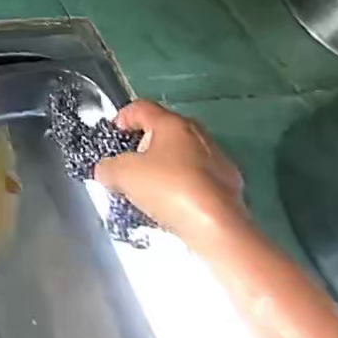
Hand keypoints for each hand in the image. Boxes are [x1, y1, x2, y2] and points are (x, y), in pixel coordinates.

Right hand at [93, 99, 246, 234]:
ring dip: (166, 167)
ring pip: (183, 155)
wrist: (219, 230)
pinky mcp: (232, 186)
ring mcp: (218, 159)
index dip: (122, 117)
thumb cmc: (169, 189)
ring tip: (153, 190)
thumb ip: (107, 168)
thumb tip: (105, 170)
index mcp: (171, 123)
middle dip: (144, 145)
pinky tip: (177, 206)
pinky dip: (185, 186)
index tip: (112, 135)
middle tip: (130, 166)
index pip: (140, 107)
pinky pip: (199, 178)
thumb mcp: (123, 176)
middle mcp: (197, 133)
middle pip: (163, 130)